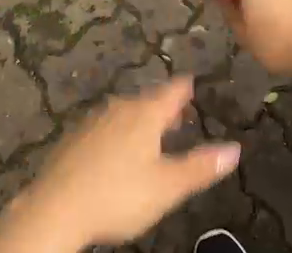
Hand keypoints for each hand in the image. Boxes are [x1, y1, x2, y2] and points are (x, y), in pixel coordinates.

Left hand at [0, 78, 239, 250]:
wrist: (56, 208)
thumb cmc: (118, 195)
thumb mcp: (167, 187)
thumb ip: (201, 167)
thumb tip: (235, 149)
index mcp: (146, 113)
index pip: (174, 90)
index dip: (186, 87)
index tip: (194, 82)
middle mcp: (120, 108)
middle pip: (148, 99)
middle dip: (165, 106)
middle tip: (179, 115)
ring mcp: (94, 121)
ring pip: (124, 112)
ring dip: (140, 119)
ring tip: (151, 133)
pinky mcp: (74, 138)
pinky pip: (104, 126)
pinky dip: (117, 132)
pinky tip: (116, 152)